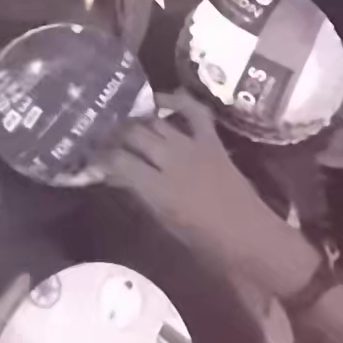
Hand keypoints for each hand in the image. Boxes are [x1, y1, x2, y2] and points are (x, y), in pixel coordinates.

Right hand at [105, 92, 320, 298]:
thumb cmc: (205, 242)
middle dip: (114, 134)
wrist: (251, 238)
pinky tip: (159, 100)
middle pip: (134, 134)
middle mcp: (172, 160)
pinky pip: (193, 111)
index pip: (118, 160)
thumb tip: (114, 174)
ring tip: (125, 124)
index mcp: (158, 188)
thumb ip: (138, 194)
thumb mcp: (164, 222)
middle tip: (103, 137)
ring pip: (156, 122)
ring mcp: (193, 146)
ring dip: (137, 121)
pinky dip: (176, 101)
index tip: (91, 155)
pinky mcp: (212, 140)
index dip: (101, 155)